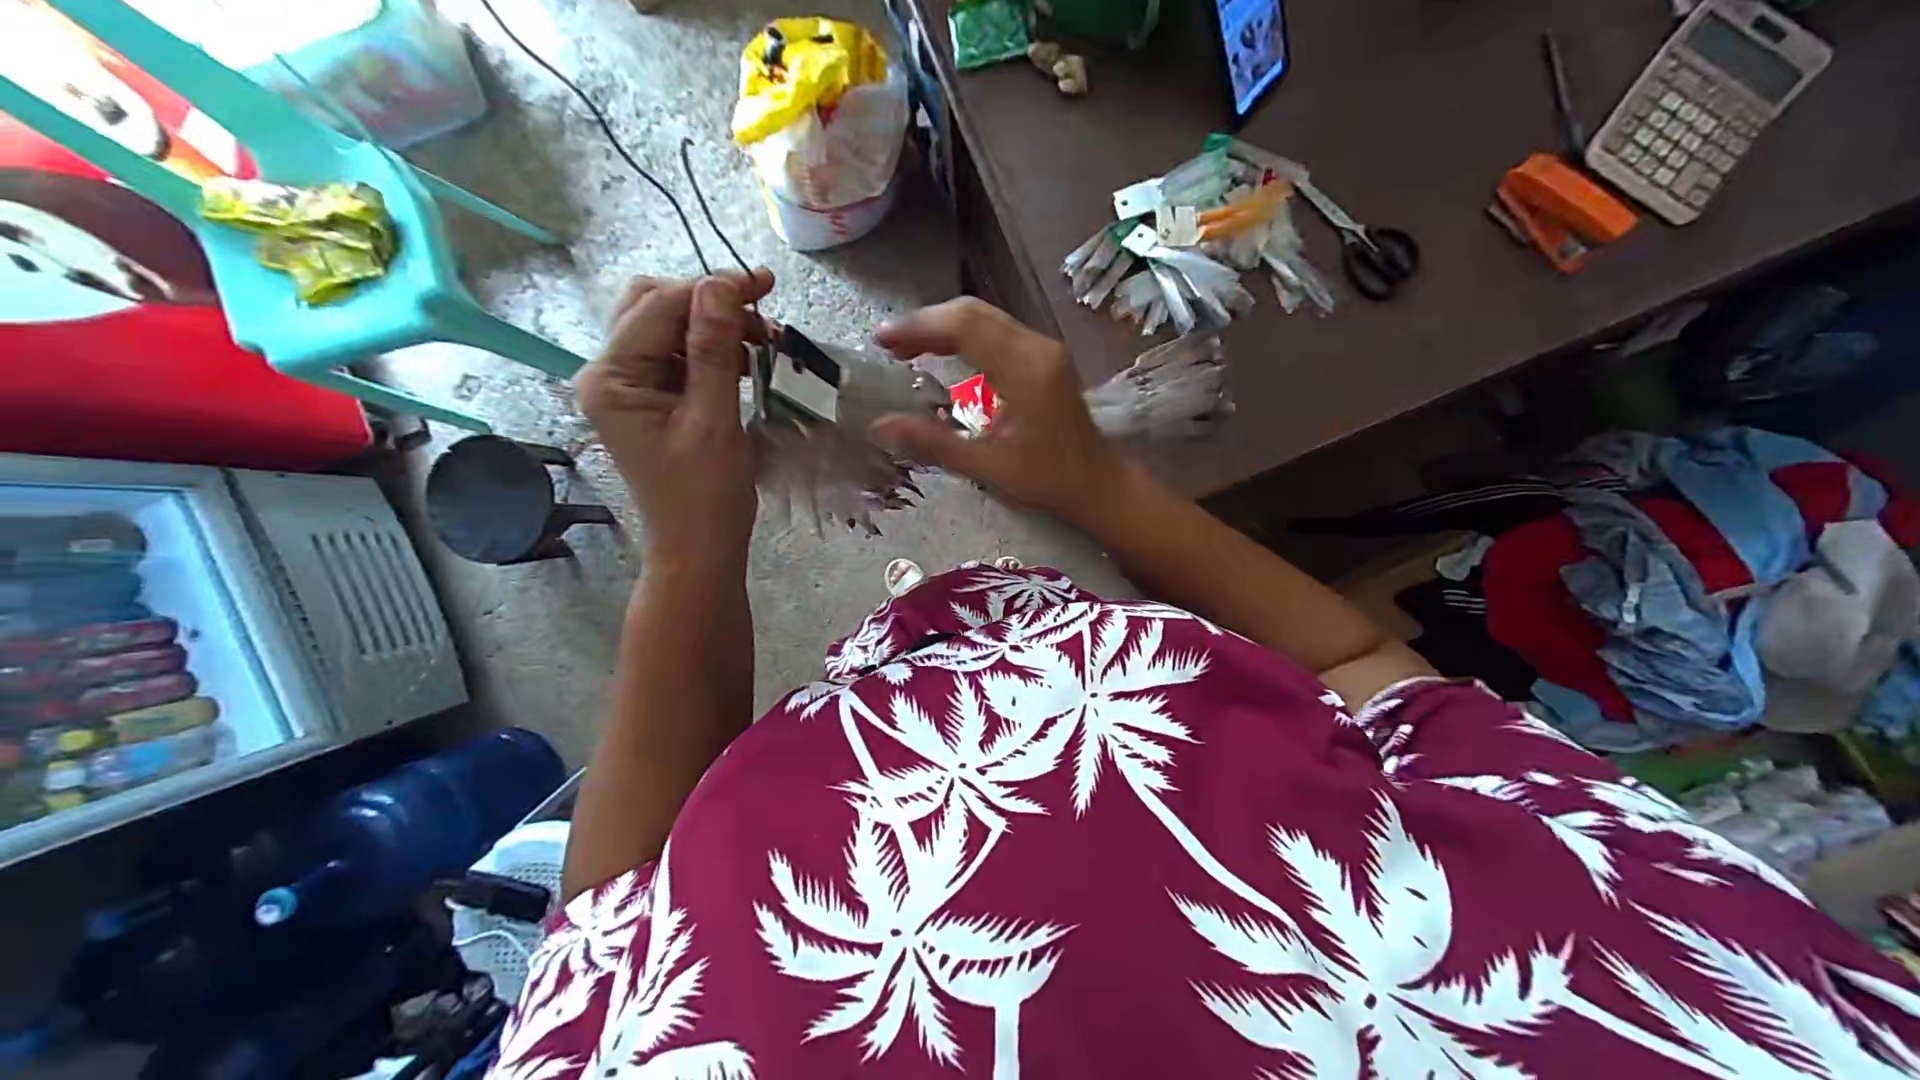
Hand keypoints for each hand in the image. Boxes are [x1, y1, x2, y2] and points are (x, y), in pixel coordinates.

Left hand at [577, 269, 773, 567]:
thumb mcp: (713, 420)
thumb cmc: (705, 495)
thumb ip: (713, 349)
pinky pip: (678, 356)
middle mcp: (608, 375)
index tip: (764, 284)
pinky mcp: (650, 400)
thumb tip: (722, 283)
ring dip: (713, 326)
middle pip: (654, 306)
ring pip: (668, 328)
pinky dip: (711, 350)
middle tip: (761, 315)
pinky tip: (743, 363)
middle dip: (708, 303)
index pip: (658, 307)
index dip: (711, 289)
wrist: (699, 549)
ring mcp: (628, 388)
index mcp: (611, 379)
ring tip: (761, 342)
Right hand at [869, 297, 1124, 523]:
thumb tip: (879, 426)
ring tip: (906, 348)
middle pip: (973, 313)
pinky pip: (996, 330)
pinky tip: (941, 353)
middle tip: (889, 345)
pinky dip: (963, 335)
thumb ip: (932, 442)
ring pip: (984, 317)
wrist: (1096, 480)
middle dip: (927, 323)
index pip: (965, 328)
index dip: (919, 327)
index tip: (882, 339)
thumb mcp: (986, 466)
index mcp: (1025, 371)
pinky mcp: (1043, 354)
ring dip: (943, 326)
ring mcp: (1043, 347)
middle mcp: (1037, 347)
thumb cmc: (1046, 477)